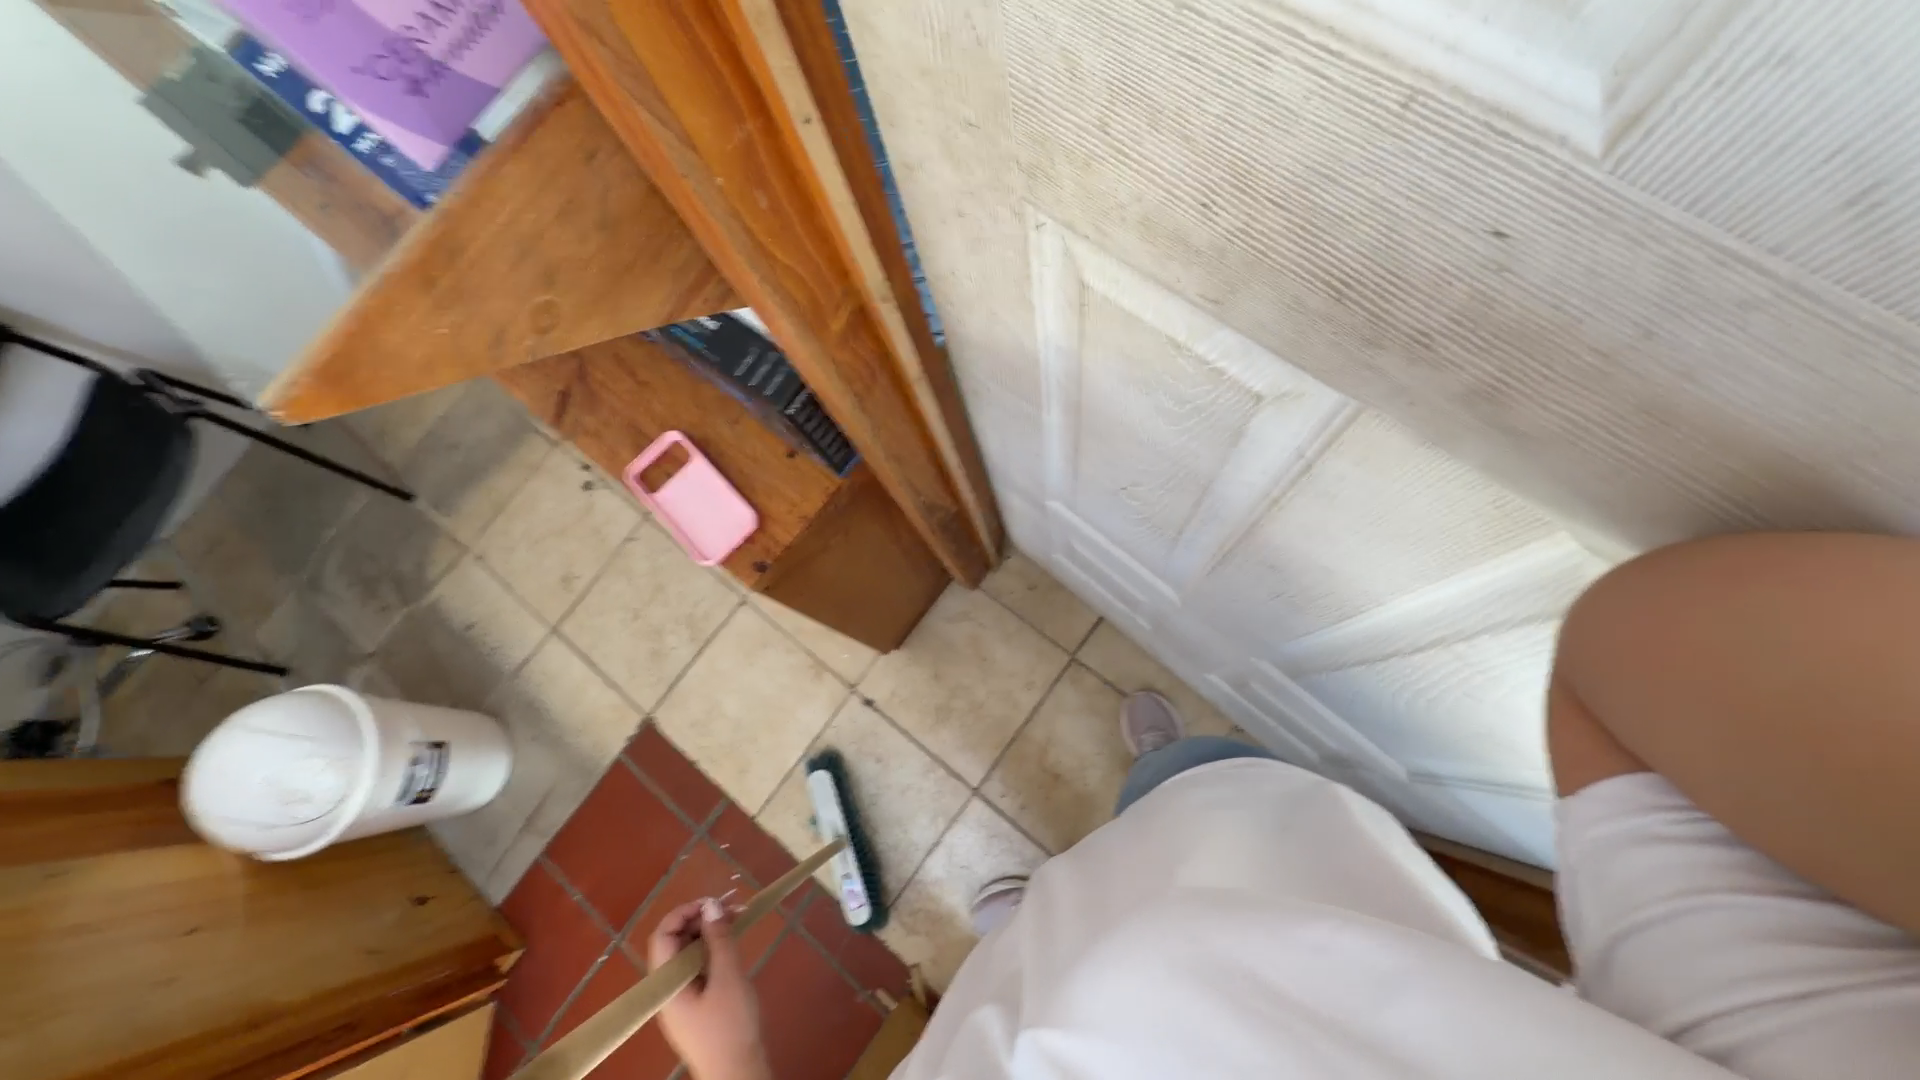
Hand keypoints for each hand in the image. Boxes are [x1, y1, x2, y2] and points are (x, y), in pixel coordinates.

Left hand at [646, 898, 770, 1079]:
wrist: (737, 1075)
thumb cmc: (730, 1027)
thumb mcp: (729, 978)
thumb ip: (719, 940)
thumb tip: (711, 905)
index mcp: (667, 984)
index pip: (663, 936)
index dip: (685, 912)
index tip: (713, 902)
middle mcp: (668, 990)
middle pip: (675, 943)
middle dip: (701, 920)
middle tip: (731, 908)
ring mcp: (682, 999)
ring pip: (689, 955)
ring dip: (709, 934)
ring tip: (738, 919)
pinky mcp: (696, 1006)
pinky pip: (699, 969)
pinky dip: (714, 951)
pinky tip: (734, 945)